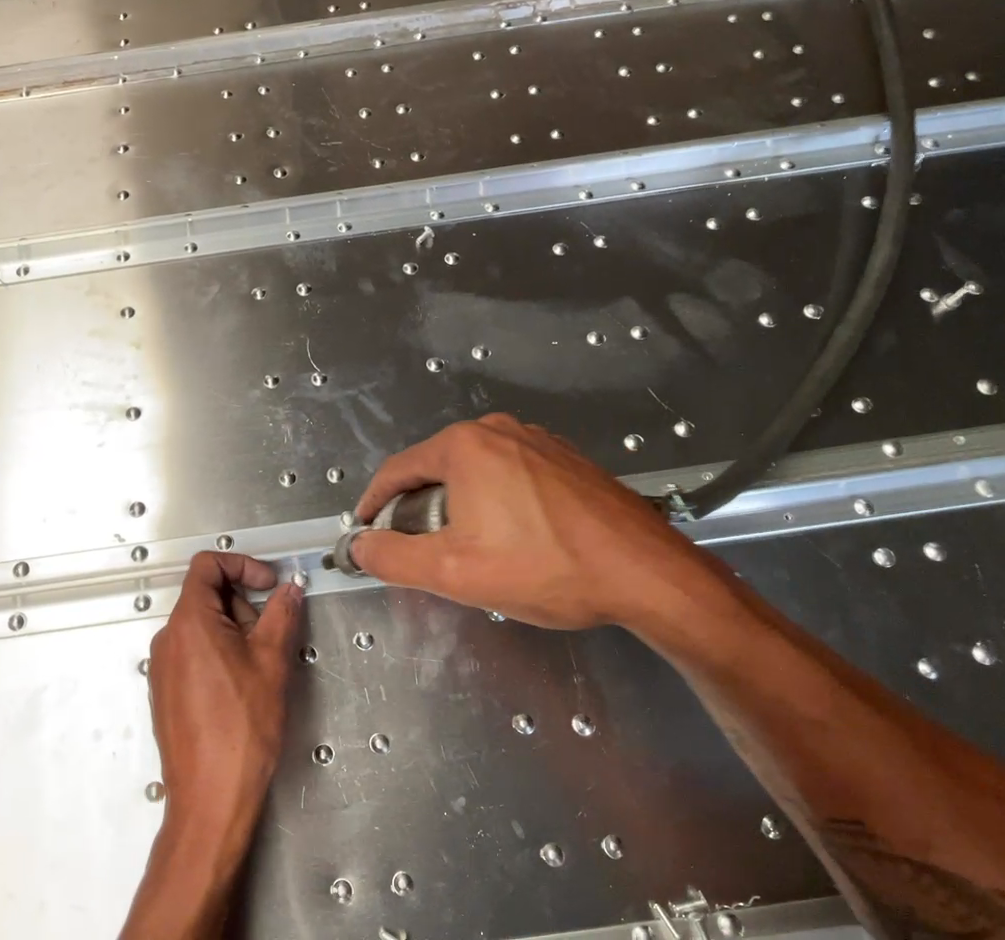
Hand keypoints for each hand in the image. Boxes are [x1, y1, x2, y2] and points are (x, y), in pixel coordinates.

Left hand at [122, 553, 301, 939]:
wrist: (211, 796)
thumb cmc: (239, 734)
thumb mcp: (272, 662)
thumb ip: (281, 615)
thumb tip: (288, 591)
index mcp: (189, 623)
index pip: (207, 565)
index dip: (242, 565)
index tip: (267, 582)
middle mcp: (168, 639)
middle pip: (205, 595)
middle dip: (243, 604)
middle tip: (270, 632)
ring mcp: (164, 666)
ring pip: (201, 625)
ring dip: (234, 630)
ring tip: (259, 667)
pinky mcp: (167, 690)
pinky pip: (193, 652)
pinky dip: (220, 653)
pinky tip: (242, 686)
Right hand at [349, 414, 722, 630]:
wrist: (644, 573)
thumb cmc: (544, 568)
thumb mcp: (454, 572)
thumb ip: (392, 558)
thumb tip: (359, 546)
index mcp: (464, 445)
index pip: (397, 470)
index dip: (374, 504)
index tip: (365, 531)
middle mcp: (499, 430)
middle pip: (435, 468)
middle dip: (417, 508)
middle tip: (418, 550)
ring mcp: (538, 440)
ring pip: (475, 472)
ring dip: (458, 505)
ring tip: (466, 549)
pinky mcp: (567, 460)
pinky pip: (510, 475)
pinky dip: (495, 501)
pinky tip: (511, 537)